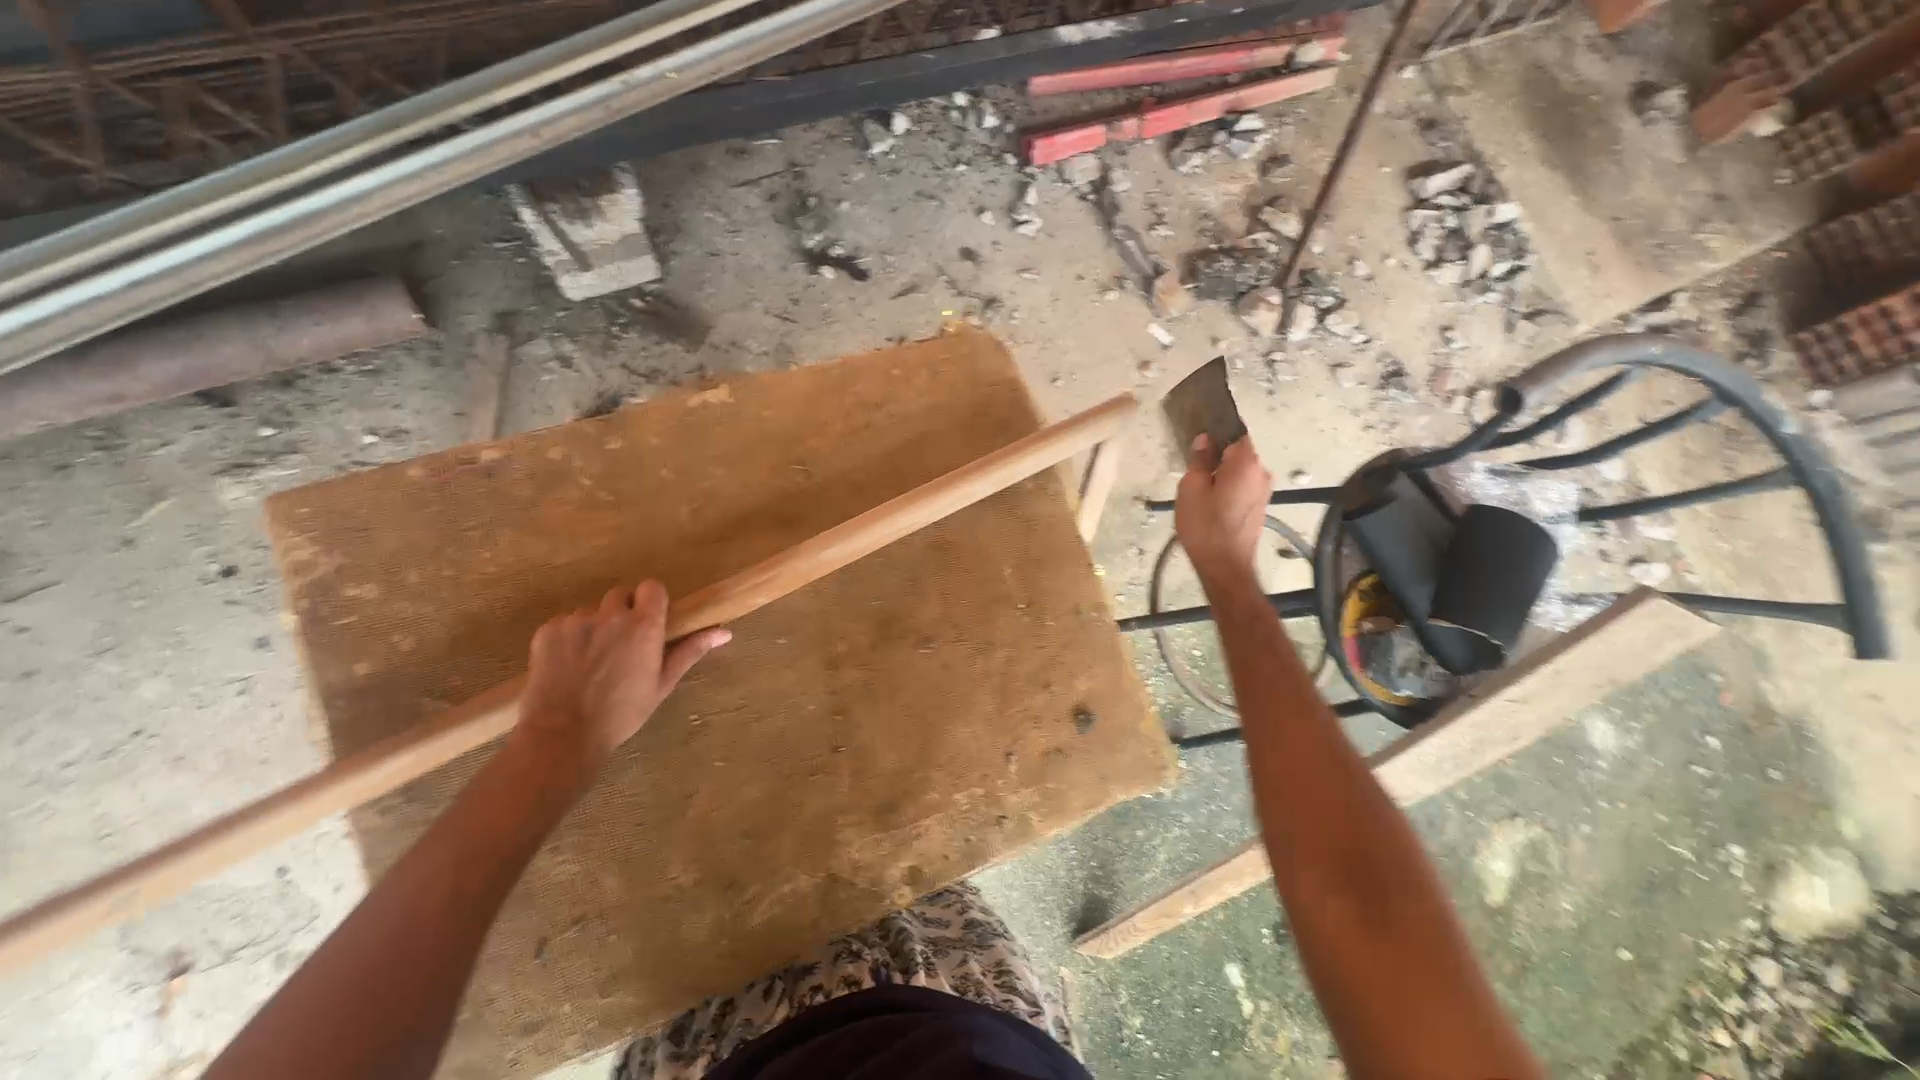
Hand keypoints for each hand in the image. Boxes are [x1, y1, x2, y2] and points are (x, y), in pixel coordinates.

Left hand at [513, 581, 729, 774]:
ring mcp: (576, 620)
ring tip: (591, 660)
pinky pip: (564, 623)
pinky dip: (568, 638)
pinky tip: (568, 665)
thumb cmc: (622, 714)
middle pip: (620, 594)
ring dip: (595, 626)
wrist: (563, 735)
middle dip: (623, 612)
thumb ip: (690, 651)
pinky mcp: (548, 630)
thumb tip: (725, 632)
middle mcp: (611, 615)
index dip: (651, 601)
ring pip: (590, 611)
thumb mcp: (662, 684)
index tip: (649, 621)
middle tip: (621, 644)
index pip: (652, 587)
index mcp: (644, 626)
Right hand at [1175, 435, 1272, 589]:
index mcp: (1246, 462)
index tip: (1199, 431)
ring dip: (1222, 471)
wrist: (1225, 567)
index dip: (1217, 428)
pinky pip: (1242, 486)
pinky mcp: (1259, 507)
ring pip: (1240, 470)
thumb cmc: (1205, 525)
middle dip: (1217, 452)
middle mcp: (1261, 472)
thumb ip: (1200, 460)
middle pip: (1238, 451)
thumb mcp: (1192, 488)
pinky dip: (1228, 486)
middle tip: (1192, 462)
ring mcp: (1263, 491)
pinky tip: (1210, 498)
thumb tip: (1205, 440)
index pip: (1235, 430)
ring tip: (1198, 484)